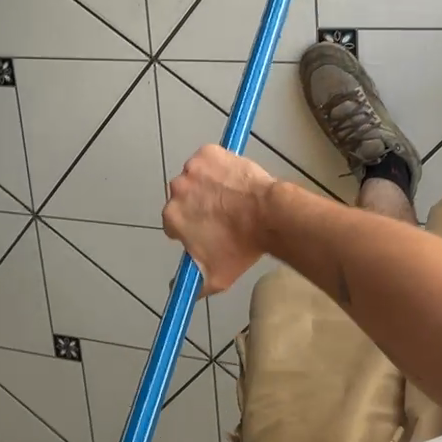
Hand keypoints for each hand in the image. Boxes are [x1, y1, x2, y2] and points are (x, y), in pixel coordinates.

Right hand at [163, 145, 275, 294]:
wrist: (268, 215)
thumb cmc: (241, 246)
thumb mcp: (215, 278)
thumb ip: (191, 286)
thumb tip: (176, 289)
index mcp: (173, 217)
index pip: (174, 222)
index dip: (191, 227)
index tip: (208, 230)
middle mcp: (177, 189)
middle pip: (184, 197)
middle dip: (198, 204)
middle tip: (222, 214)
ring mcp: (193, 167)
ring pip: (196, 176)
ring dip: (208, 184)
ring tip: (232, 197)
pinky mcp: (209, 151)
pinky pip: (209, 158)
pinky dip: (218, 165)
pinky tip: (234, 179)